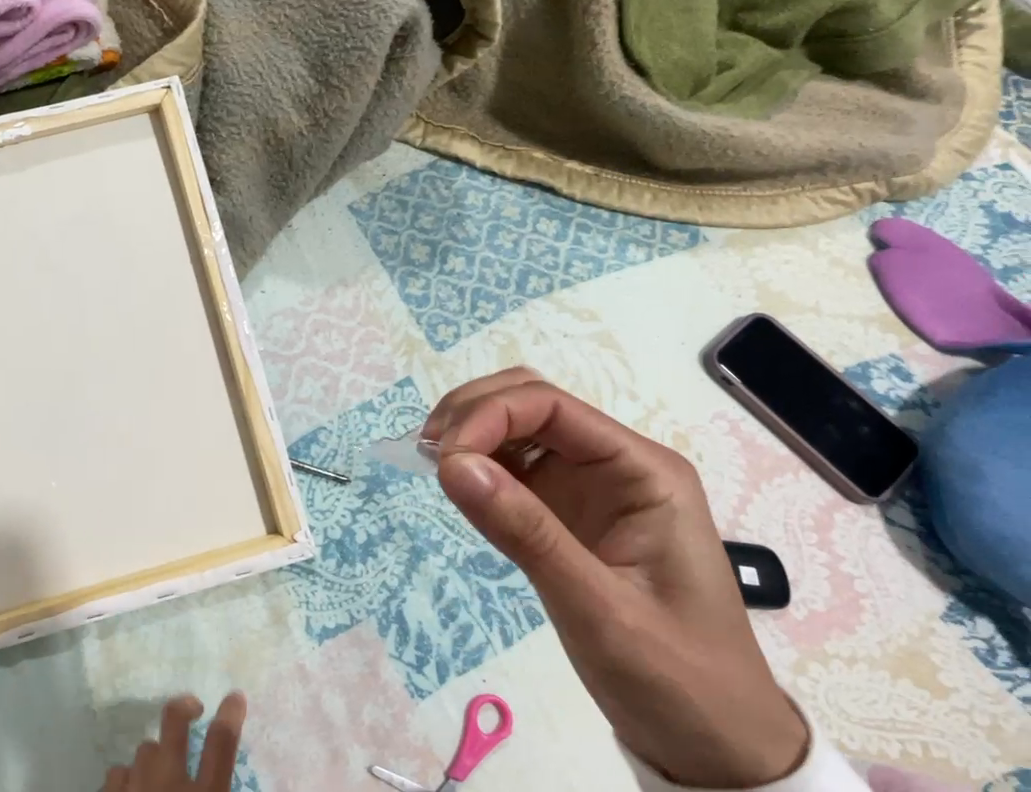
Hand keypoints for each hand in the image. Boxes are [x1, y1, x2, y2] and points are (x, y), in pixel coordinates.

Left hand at [101, 692, 245, 791]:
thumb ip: (216, 787)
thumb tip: (218, 774)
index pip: (221, 743)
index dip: (230, 714)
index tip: (235, 696)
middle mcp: (168, 781)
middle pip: (173, 721)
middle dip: (183, 706)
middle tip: (192, 704)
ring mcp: (134, 783)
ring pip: (145, 749)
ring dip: (153, 758)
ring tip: (158, 773)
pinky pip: (118, 774)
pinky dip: (127, 780)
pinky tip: (130, 789)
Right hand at [425, 369, 808, 788]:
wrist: (715, 742)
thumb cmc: (676, 678)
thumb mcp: (599, 610)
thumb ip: (526, 533)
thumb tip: (450, 464)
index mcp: (643, 472)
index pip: (550, 406)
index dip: (487, 416)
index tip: (442, 461)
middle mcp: (616, 465)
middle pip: (531, 400)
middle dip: (473, 412)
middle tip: (427, 454)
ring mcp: (590, 487)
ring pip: (517, 426)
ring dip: (469, 432)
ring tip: (430, 465)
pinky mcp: (566, 512)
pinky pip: (512, 466)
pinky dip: (476, 464)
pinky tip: (454, 485)